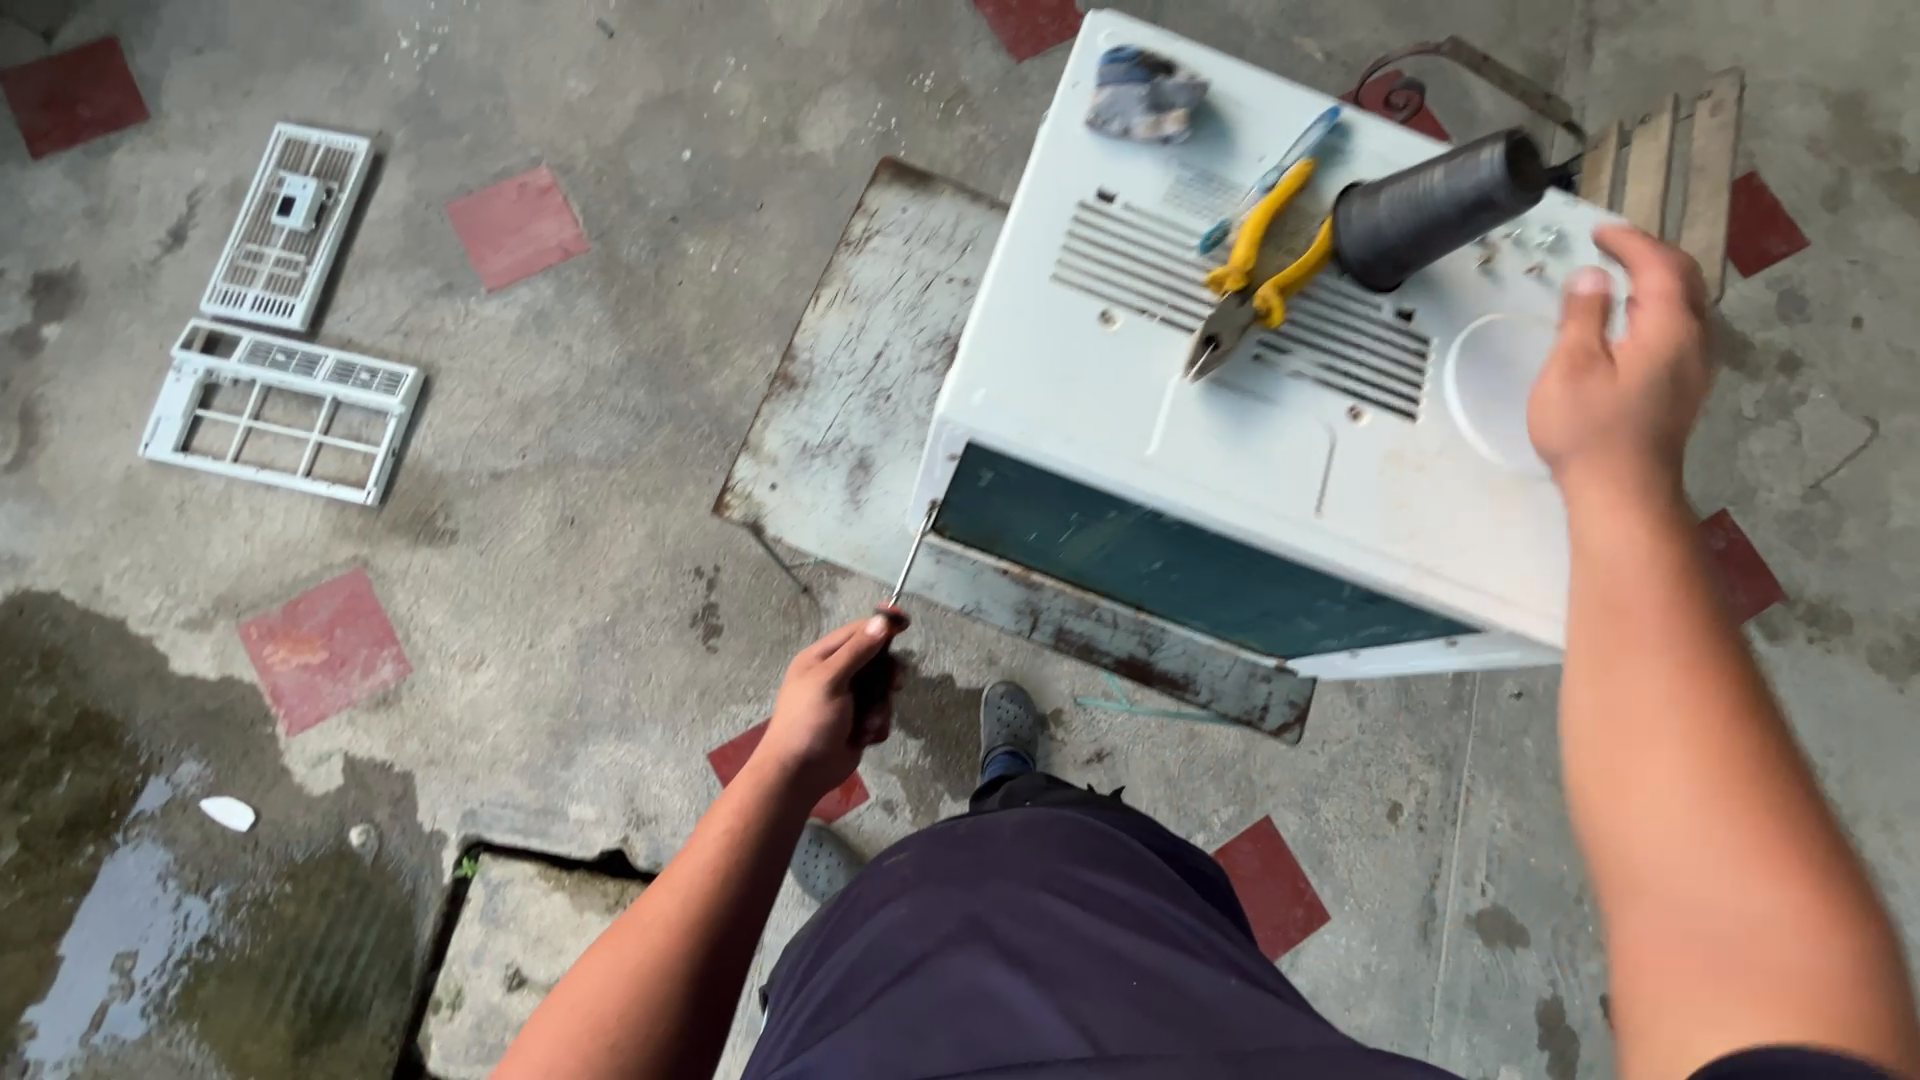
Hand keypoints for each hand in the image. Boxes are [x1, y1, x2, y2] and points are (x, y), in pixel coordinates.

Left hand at [754, 612, 904, 803]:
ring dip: (880, 708)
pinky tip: (864, 737)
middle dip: (886, 677)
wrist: (799, 774)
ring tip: (867, 724)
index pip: (857, 631)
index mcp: (822, 658)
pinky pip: (881, 714)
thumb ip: (857, 651)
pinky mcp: (858, 723)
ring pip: (882, 691)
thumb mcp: (830, 680)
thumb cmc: (809, 721)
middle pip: (876, 661)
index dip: (881, 626)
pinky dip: (877, 725)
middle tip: (894, 684)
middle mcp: (835, 675)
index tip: (905, 623)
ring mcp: (848, 700)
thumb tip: (882, 620)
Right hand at [1529, 225, 1713, 497]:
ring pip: (1685, 305)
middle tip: (1612, 247)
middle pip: (1683, 280)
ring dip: (1657, 282)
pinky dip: (1657, 308)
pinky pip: (1679, 329)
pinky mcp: (1683, 386)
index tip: (1601, 231)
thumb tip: (1591, 278)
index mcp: (1667, 328)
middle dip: (1649, 256)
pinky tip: (1634, 320)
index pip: (1659, 266)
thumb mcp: (1570, 368)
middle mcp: (1693, 339)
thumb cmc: (1587, 429)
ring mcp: (1694, 365)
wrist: (1620, 487)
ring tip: (1622, 276)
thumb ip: (1582, 317)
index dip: (1631, 243)